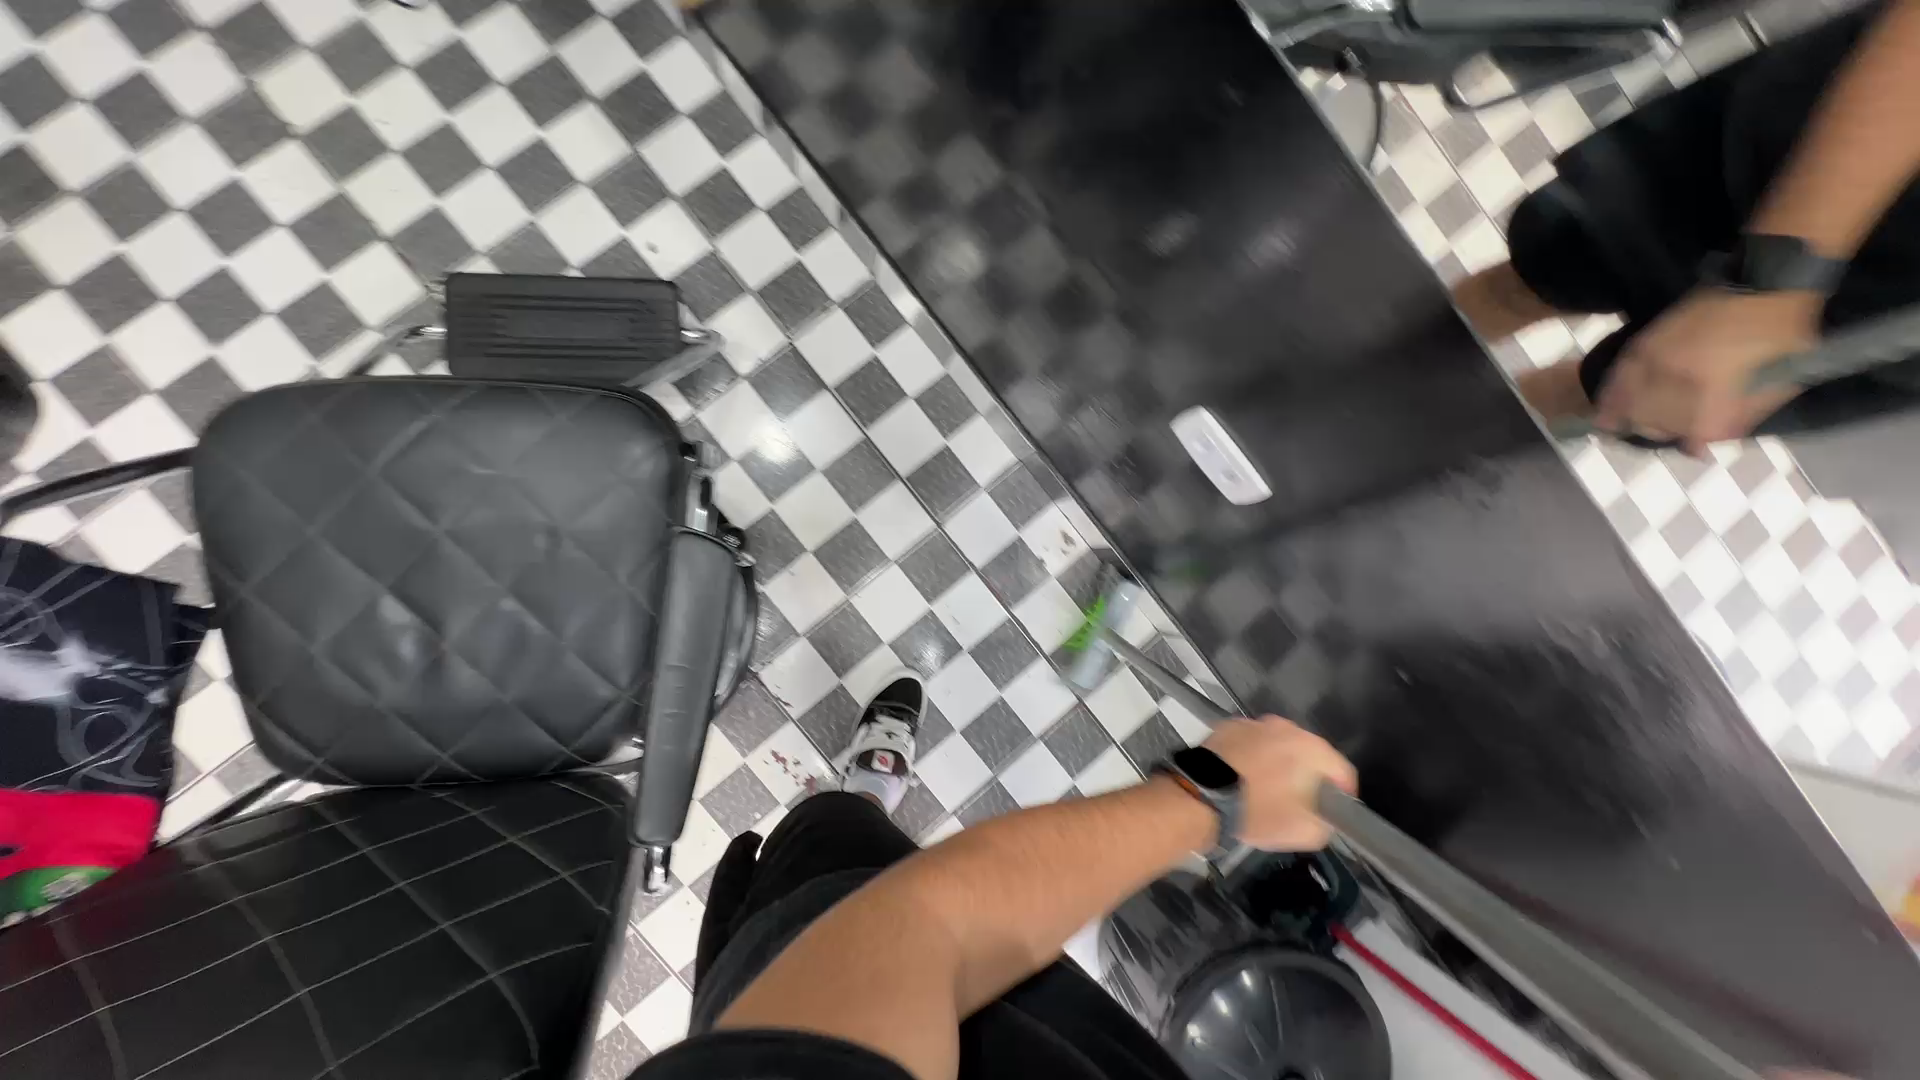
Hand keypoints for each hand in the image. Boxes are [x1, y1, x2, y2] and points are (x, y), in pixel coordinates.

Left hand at [1203, 715, 1356, 850]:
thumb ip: (1325, 822)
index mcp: (1311, 749)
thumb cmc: (1258, 813)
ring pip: (1279, 744)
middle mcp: (1286, 728)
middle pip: (1310, 753)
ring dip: (1279, 761)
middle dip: (1309, 774)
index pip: (1342, 770)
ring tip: (1267, 787)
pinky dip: (1252, 754)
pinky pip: (1251, 741)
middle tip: (1300, 799)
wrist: (1201, 796)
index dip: (1343, 792)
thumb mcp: (1305, 832)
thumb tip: (1323, 816)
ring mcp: (1255, 723)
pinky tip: (1243, 774)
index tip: (1334, 809)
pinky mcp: (1228, 725)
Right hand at [1593, 289, 1819, 454]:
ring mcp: (1658, 360)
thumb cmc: (1782, 334)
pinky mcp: (1645, 345)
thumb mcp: (1785, 376)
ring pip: (1632, 403)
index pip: (1696, 430)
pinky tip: (1604, 414)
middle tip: (1671, 433)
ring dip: (1632, 420)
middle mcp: (1679, 377)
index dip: (1696, 444)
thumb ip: (1749, 412)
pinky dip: (1610, 400)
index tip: (1698, 450)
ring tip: (1631, 428)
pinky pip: (1618, 379)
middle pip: (1656, 421)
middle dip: (1663, 432)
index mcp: (1717, 386)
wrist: (1765, 283)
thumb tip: (1715, 440)